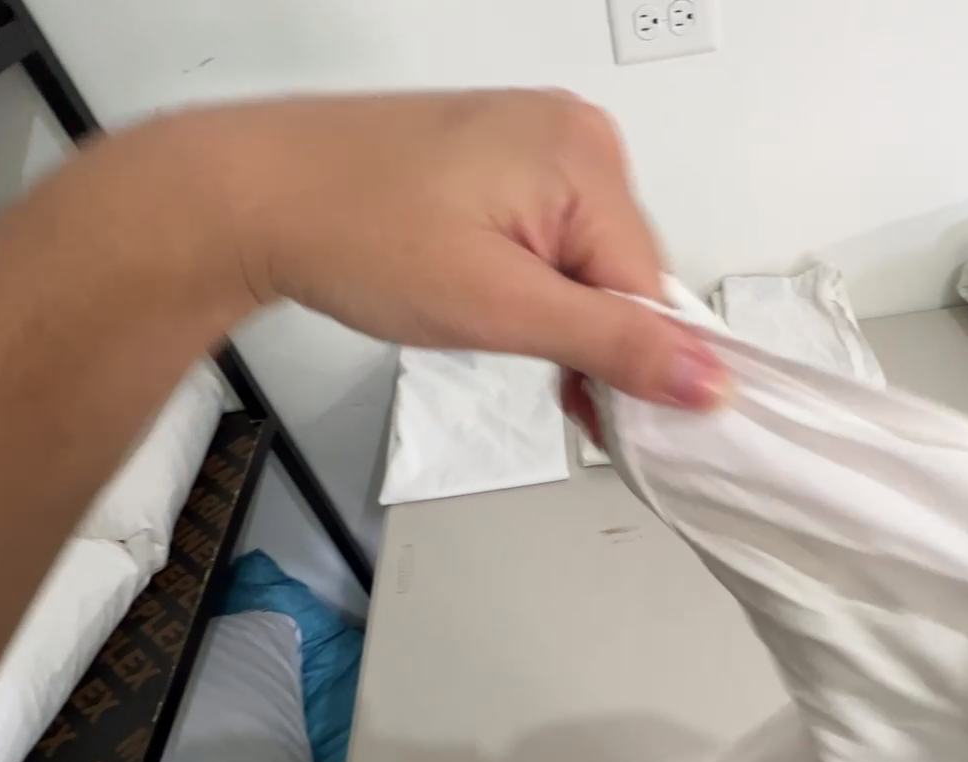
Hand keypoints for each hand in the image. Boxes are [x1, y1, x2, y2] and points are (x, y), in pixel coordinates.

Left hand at [151, 91, 727, 407]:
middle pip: (630, 276)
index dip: (636, 365)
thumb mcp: (505, 310)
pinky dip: (552, 295)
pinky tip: (522, 319)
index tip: (607, 419)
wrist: (255, 197)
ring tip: (526, 352)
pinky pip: (563, 244)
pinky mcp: (513, 163)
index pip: (654, 290)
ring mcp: (542, 145)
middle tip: (558, 391)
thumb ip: (616, 348)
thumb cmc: (364, 240)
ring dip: (576, 326)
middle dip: (602, 346)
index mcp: (587, 158)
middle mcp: (578, 137)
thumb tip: (712, 381)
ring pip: (598, 267)